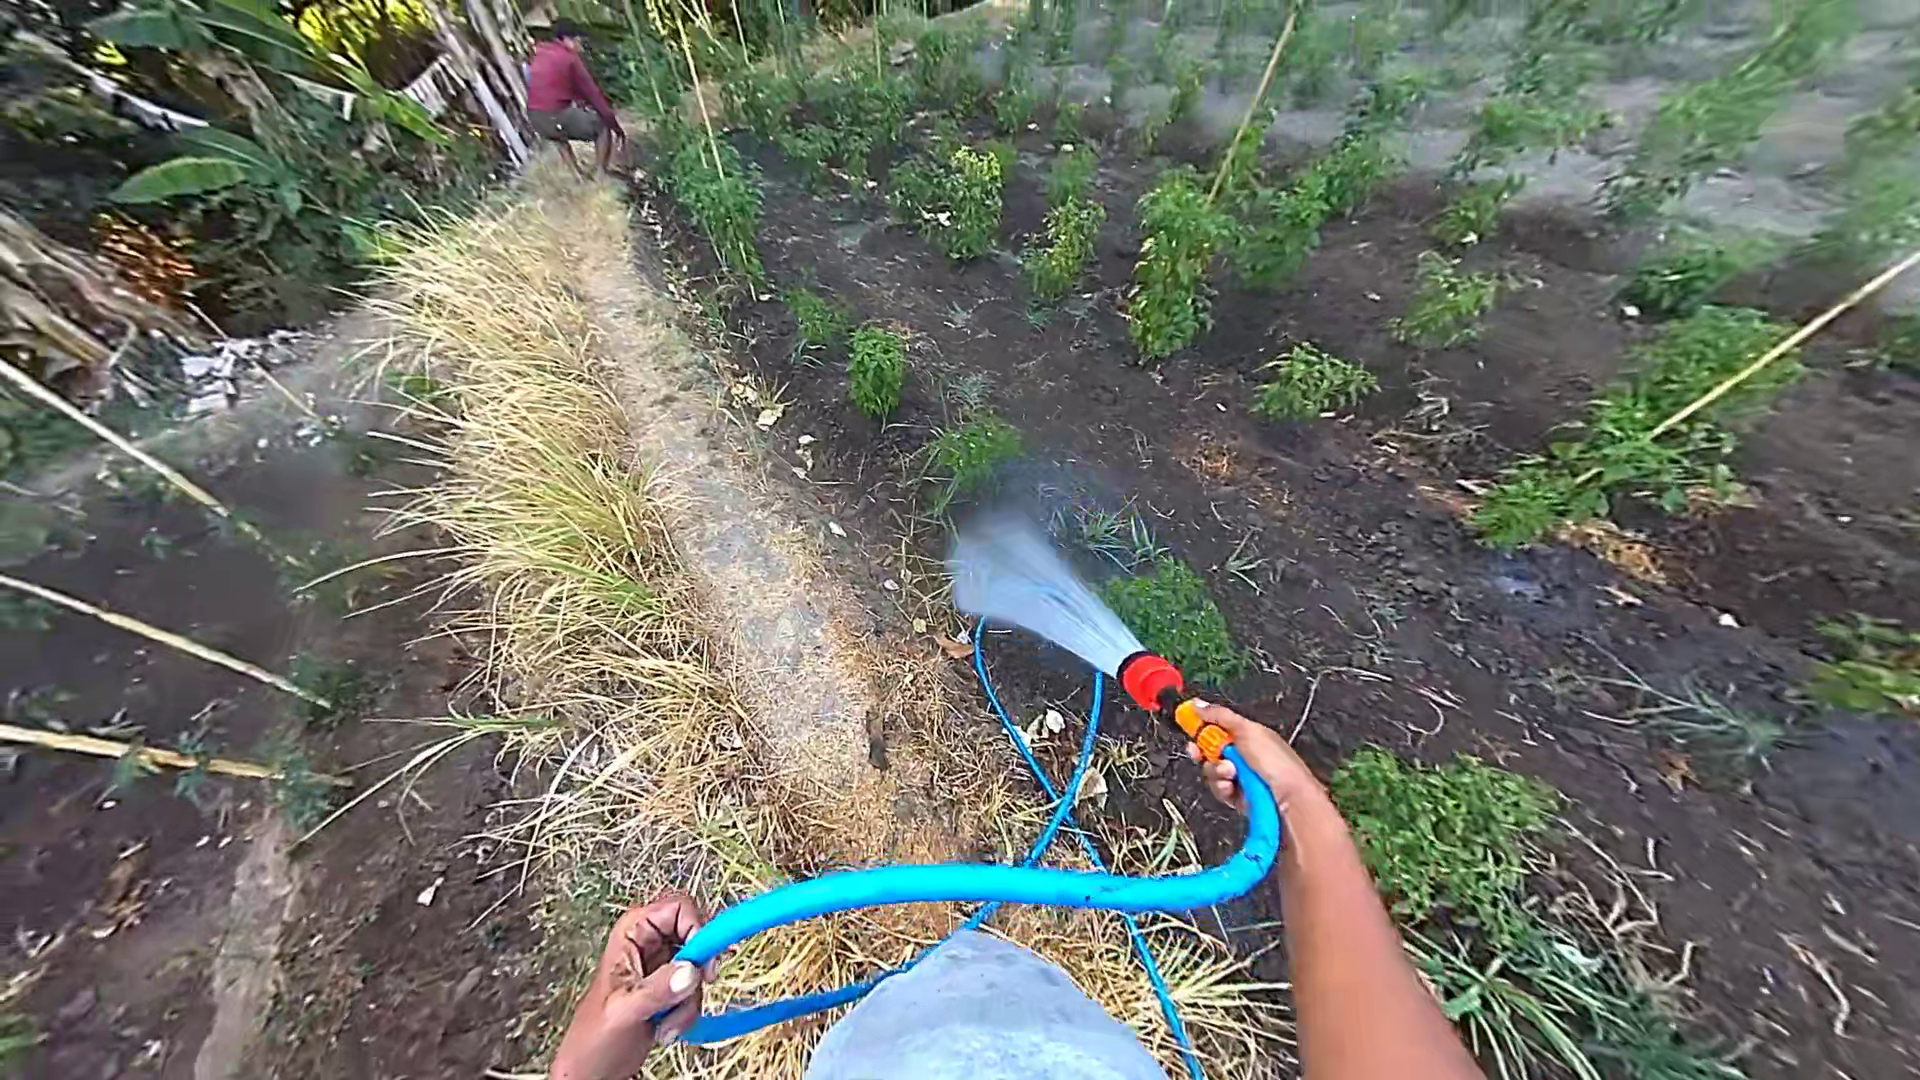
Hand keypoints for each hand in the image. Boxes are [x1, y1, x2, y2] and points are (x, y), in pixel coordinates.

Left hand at [550, 892, 710, 1079]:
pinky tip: (668, 1027)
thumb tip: (690, 970)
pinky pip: (697, 984)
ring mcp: (664, 961)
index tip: (700, 959)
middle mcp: (651, 939)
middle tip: (691, 991)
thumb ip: (657, 989)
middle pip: (695, 934)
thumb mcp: (623, 1011)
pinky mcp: (673, 983)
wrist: (591, 1075)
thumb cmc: (592, 1040)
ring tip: (668, 1023)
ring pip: (699, 963)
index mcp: (634, 930)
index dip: (695, 926)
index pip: (679, 907)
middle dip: (696, 969)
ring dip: (690, 997)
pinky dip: (690, 1008)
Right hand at [1183, 701, 1326, 815]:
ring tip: (1230, 772)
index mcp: (1249, 736)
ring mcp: (1241, 777)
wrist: (1288, 801)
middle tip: (1200, 752)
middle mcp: (1244, 756)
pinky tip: (1231, 786)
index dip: (1202, 726)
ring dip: (1216, 770)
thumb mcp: (1246, 729)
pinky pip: (1217, 788)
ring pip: (1211, 769)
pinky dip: (1222, 786)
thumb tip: (1197, 704)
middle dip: (1203, 751)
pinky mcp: (1237, 797)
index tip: (1189, 725)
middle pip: (1210, 749)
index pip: (1218, 726)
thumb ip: (1219, 715)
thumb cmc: (1276, 764)